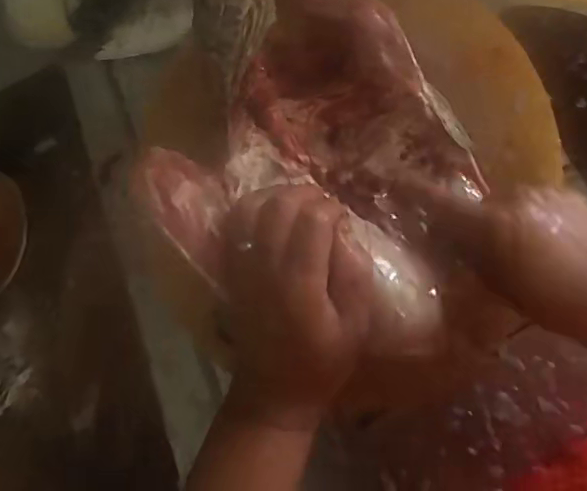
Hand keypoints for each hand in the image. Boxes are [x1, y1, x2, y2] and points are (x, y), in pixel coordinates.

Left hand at [221, 185, 373, 428]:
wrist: (272, 391)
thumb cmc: (322, 361)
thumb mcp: (356, 326)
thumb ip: (354, 273)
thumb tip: (343, 230)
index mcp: (300, 285)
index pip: (312, 220)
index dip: (331, 208)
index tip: (342, 217)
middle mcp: (266, 268)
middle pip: (281, 205)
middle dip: (307, 194)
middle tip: (324, 206)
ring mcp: (242, 264)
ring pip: (254, 205)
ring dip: (280, 194)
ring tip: (300, 204)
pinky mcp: (230, 265)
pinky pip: (235, 220)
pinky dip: (254, 204)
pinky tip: (273, 209)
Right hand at [403, 181, 586, 337]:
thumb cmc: (561, 307)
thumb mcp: (505, 291)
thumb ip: (475, 260)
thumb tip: (453, 244)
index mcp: (496, 223)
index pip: (441, 202)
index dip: (412, 190)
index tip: (389, 178)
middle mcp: (515, 196)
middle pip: (479, 201)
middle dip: (475, 218)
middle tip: (480, 243)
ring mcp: (543, 191)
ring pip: (509, 199)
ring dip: (508, 217)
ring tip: (522, 247)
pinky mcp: (567, 191)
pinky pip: (536, 200)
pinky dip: (534, 216)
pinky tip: (550, 241)